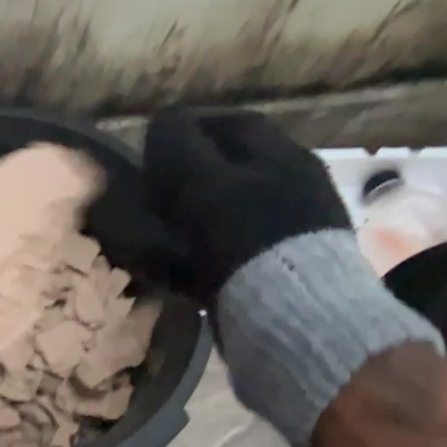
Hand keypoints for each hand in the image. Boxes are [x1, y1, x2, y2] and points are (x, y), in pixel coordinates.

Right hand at [139, 107, 440, 446]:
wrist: (299, 324)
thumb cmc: (253, 244)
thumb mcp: (208, 187)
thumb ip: (181, 150)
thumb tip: (161, 121)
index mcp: (281, 159)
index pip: (233, 125)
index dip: (191, 127)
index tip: (152, 142)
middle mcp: (290, 189)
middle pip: (230, 170)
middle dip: (188, 175)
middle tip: (148, 189)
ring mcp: (287, 235)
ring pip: (224, 213)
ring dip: (188, 217)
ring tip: (152, 228)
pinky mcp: (275, 276)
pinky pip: (226, 254)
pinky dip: (195, 255)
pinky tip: (170, 267)